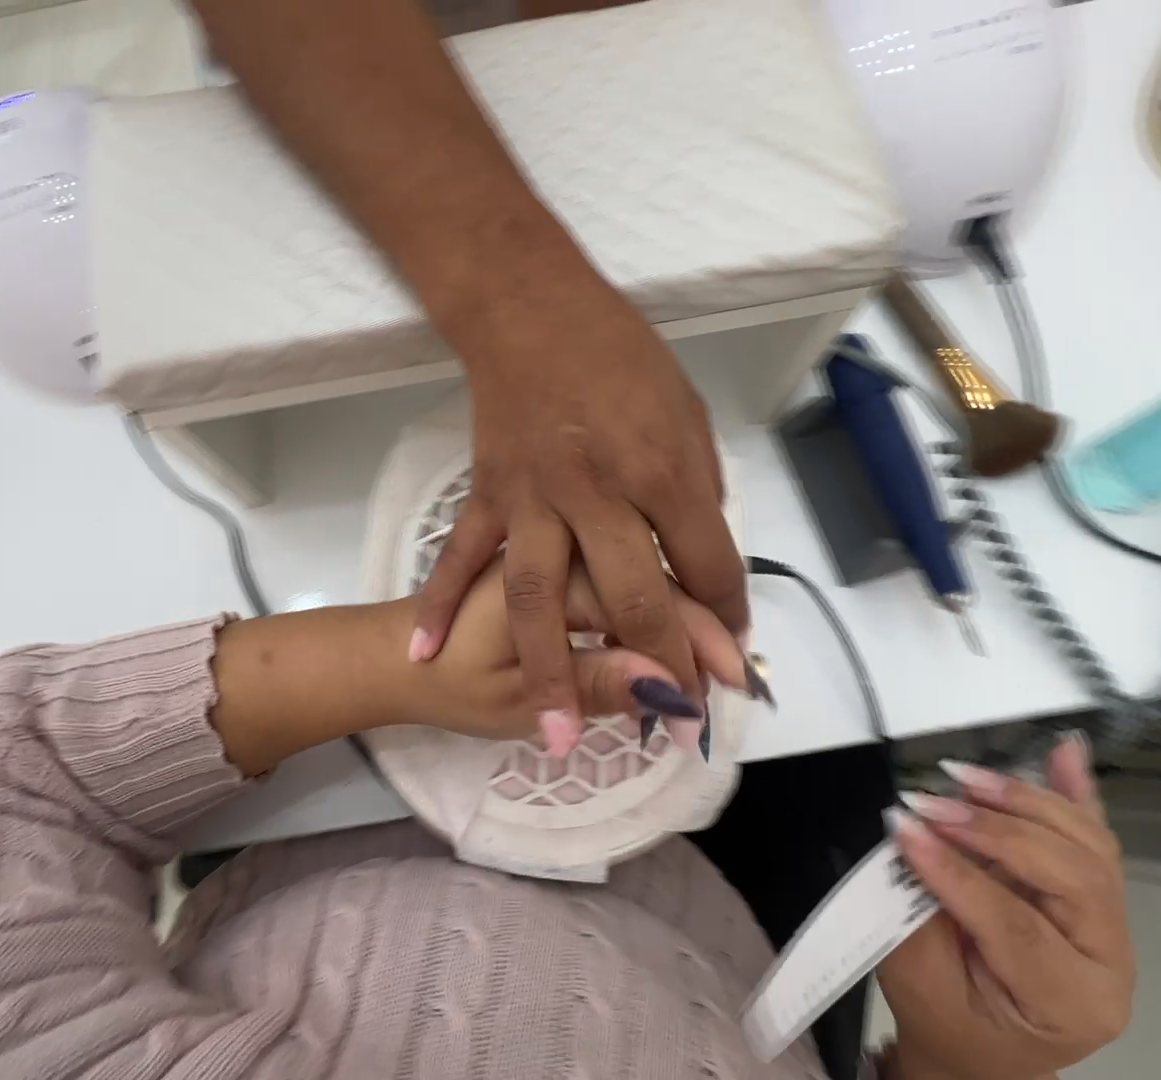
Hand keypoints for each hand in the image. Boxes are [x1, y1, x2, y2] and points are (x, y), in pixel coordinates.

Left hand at [402, 561, 748, 748]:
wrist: (382, 653)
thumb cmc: (446, 683)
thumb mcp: (509, 696)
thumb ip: (593, 681)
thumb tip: (669, 688)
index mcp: (552, 578)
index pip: (642, 614)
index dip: (686, 661)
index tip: (713, 708)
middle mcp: (561, 540)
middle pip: (652, 581)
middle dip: (698, 629)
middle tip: (733, 678)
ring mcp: (558, 533)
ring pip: (639, 556)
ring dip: (680, 598)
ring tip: (716, 643)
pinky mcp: (551, 542)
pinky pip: (610, 551)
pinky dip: (647, 574)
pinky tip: (678, 597)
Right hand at [408, 286, 747, 756]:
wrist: (533, 313)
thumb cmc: (623, 358)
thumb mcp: (685, 413)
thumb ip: (694, 492)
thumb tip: (698, 563)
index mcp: (662, 468)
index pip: (708, 563)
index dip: (729, 614)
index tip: (734, 650)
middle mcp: (599, 492)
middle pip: (635, 598)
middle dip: (665, 666)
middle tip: (682, 726)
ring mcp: (533, 498)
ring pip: (540, 598)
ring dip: (550, 671)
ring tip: (558, 738)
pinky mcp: (487, 495)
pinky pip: (461, 558)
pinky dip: (440, 604)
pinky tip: (427, 653)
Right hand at [879, 735, 1134, 1079]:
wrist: (981, 1046)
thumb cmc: (946, 1020)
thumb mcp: (919, 984)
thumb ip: (914, 914)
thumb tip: (905, 837)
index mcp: (1069, 1001)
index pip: (1017, 924)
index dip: (956, 871)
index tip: (901, 826)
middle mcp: (1108, 961)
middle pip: (1071, 875)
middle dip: (994, 830)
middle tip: (926, 803)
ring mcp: (1110, 925)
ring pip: (1084, 845)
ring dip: (1022, 801)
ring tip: (961, 777)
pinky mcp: (1093, 895)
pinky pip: (1090, 833)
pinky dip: (1074, 789)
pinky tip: (1064, 751)